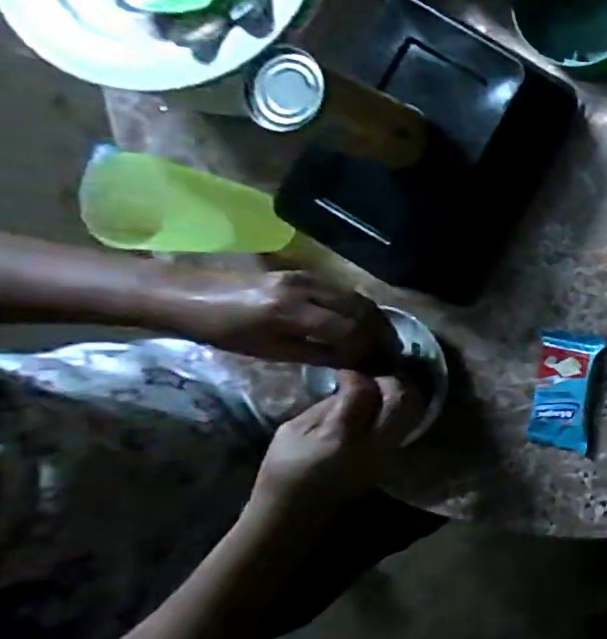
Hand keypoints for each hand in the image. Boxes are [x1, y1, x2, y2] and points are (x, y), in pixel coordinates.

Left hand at [167, 270, 398, 370]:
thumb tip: (356, 363)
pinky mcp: (308, 273)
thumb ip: (315, 355)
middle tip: (391, 354)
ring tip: (384, 340)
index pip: (346, 330)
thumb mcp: (266, 350)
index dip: (367, 349)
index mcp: (287, 312)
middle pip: (360, 312)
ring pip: (359, 300)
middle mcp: (304, 290)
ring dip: (376, 321)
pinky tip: (365, 323)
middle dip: (380, 335)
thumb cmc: (219, 330)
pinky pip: (346, 292)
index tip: (378, 365)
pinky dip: (362, 309)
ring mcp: (308, 278)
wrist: (184, 293)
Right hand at [250, 372, 421, 527]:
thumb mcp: (291, 432)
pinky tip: (390, 404)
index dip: (357, 376)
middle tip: (374, 377)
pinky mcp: (398, 456)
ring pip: (415, 410)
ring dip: (405, 392)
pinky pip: (412, 424)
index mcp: (340, 435)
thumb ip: (326, 406)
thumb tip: (351, 386)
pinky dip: (406, 408)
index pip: (362, 393)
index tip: (347, 373)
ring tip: (385, 386)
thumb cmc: (285, 469)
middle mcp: (374, 442)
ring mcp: (391, 450)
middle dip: (391, 380)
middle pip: (402, 399)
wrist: (299, 508)